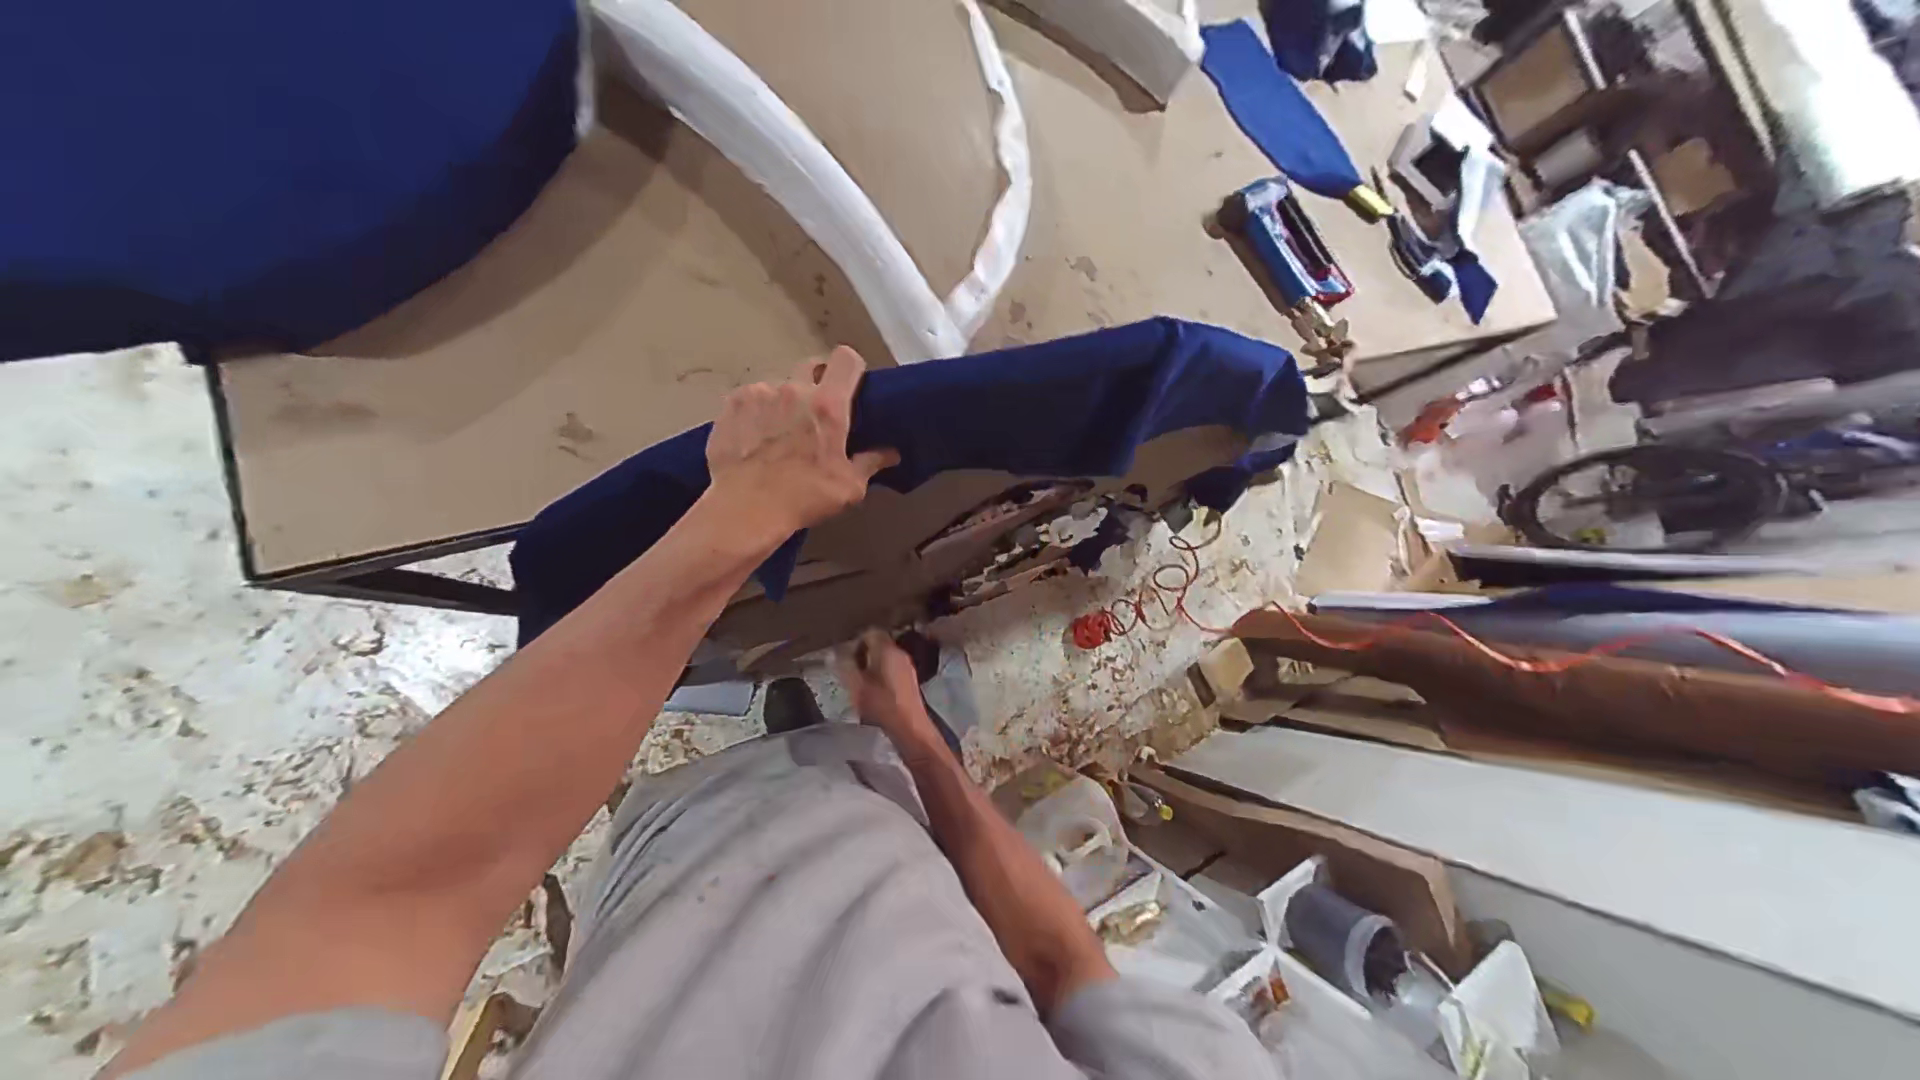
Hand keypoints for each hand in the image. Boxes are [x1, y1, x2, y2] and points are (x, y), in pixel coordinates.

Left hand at [704, 346, 898, 541]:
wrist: (745, 509)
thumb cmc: (804, 497)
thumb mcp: (848, 487)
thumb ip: (870, 463)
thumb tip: (890, 453)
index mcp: (827, 405)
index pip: (846, 360)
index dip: (851, 368)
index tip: (850, 386)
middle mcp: (793, 390)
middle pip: (811, 367)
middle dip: (817, 384)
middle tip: (816, 414)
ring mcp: (759, 393)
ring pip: (779, 387)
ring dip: (784, 403)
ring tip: (779, 434)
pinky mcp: (731, 405)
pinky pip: (750, 400)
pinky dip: (756, 413)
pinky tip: (753, 438)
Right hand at [841, 630, 939, 750]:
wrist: (910, 727)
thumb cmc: (881, 705)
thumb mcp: (856, 685)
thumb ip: (844, 666)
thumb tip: (833, 652)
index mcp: (887, 649)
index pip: (870, 631)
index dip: (855, 640)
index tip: (844, 653)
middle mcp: (900, 653)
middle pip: (879, 643)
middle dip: (862, 652)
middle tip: (849, 667)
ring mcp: (907, 666)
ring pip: (886, 656)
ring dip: (871, 664)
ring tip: (859, 680)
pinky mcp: (911, 679)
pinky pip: (893, 667)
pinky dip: (881, 673)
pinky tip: (874, 689)